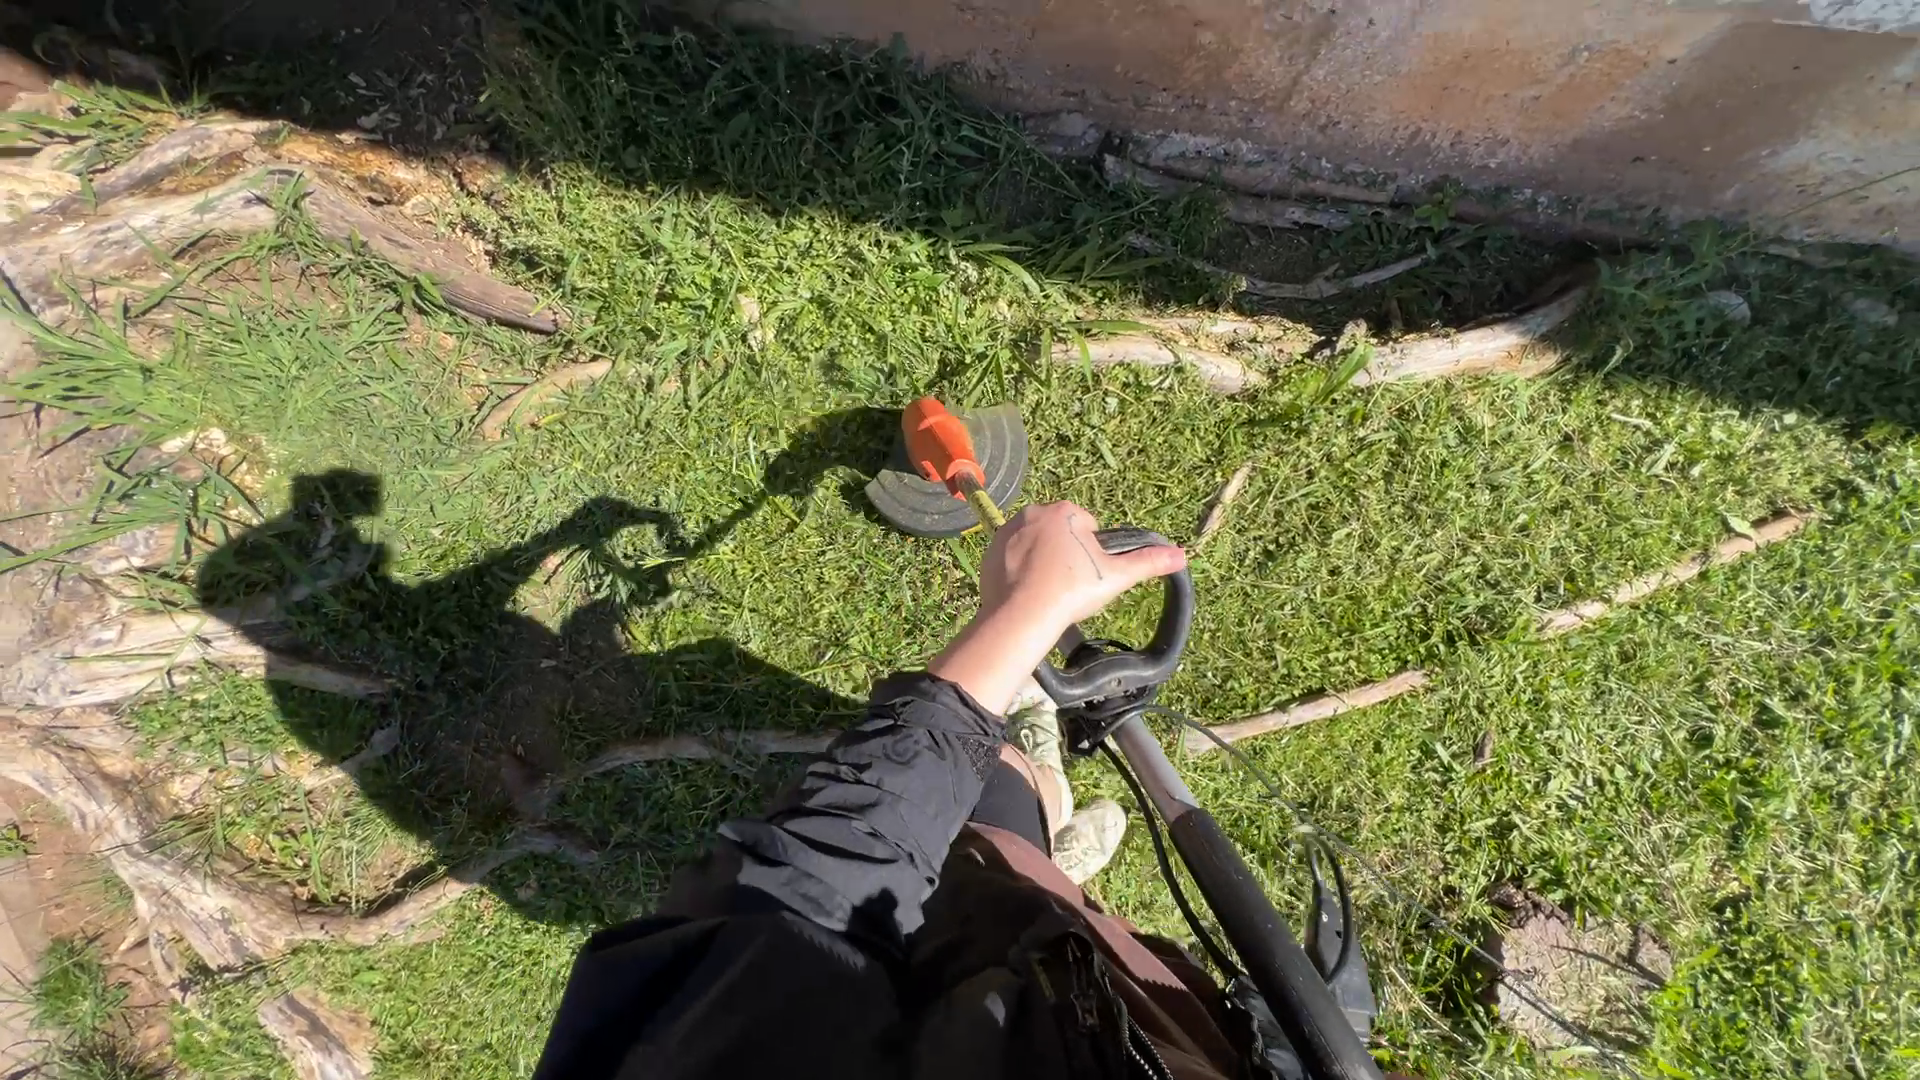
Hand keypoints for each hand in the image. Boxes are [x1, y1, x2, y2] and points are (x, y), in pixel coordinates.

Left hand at [928, 501, 1185, 713]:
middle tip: (1069, 584)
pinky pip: (1010, 557)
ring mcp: (1008, 530)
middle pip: (1059, 533)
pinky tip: (1026, 591)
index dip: (1091, 552)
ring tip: (1047, 589)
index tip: (1087, 574)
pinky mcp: (990, 550)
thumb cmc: (1072, 590)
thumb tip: (1181, 555)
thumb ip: (1147, 563)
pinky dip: (1018, 570)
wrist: (1022, 613)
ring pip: (1034, 544)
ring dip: (1042, 560)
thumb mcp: (1115, 577)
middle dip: (1066, 553)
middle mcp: (1033, 512)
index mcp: (1065, 511)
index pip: (1086, 526)